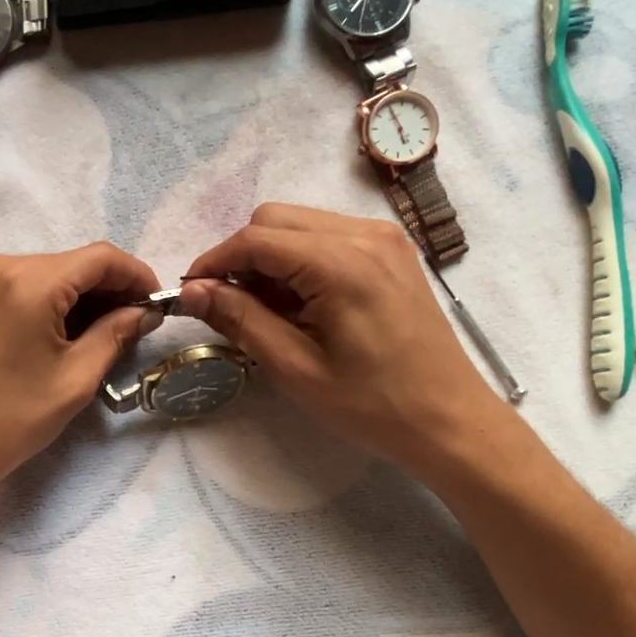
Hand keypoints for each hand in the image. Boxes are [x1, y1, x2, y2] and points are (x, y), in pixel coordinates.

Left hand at [0, 243, 161, 498]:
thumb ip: (116, 334)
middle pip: (71, 263)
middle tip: (132, 324)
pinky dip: (44, 300)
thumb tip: (145, 312)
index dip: (135, 275)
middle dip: (107, 288)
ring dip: (76, 296)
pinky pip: (17, 285)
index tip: (155, 303)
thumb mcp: (77, 378)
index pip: (99, 258)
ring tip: (99, 332)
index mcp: (28, 282)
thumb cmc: (13, 419)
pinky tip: (59, 332)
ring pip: (45, 273)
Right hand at [177, 204, 514, 474]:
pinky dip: (297, 261)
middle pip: (274, 219)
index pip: (256, 239)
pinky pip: (325, 236)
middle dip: (240, 258)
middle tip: (229, 308)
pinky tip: (298, 304)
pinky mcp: (390, 251)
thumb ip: (240, 319)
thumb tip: (192, 291)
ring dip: (268, 259)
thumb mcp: (293, 367)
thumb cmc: (368, 402)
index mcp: (342, 263)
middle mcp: (364, 234)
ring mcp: (383, 238)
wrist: (445, 417)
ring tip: (266, 311)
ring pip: (298, 224)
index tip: (189, 296)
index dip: (213, 263)